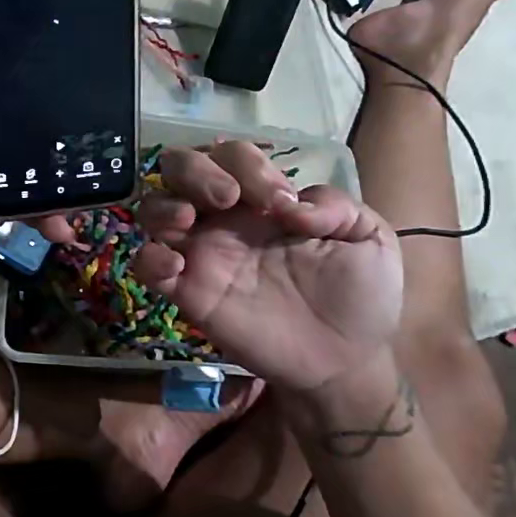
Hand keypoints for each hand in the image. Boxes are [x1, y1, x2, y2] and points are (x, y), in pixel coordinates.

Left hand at [0, 24, 70, 318]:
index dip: (19, 63)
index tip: (66, 48)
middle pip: (15, 119)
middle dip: (52, 122)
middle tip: (103, 121)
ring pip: (27, 163)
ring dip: (55, 173)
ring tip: (93, 183)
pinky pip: (24, 202)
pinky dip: (45, 213)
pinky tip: (65, 226)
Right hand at [133, 142, 404, 399]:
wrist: (346, 361)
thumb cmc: (358, 296)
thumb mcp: (370, 238)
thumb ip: (336, 206)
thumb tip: (288, 205)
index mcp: (261, 201)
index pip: (230, 155)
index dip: (247, 165)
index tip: (279, 202)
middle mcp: (224, 220)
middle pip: (179, 168)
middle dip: (196, 170)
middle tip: (227, 199)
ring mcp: (202, 255)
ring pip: (152, 209)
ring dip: (163, 206)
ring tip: (187, 220)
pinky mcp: (188, 293)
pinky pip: (145, 265)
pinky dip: (148, 258)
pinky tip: (174, 265)